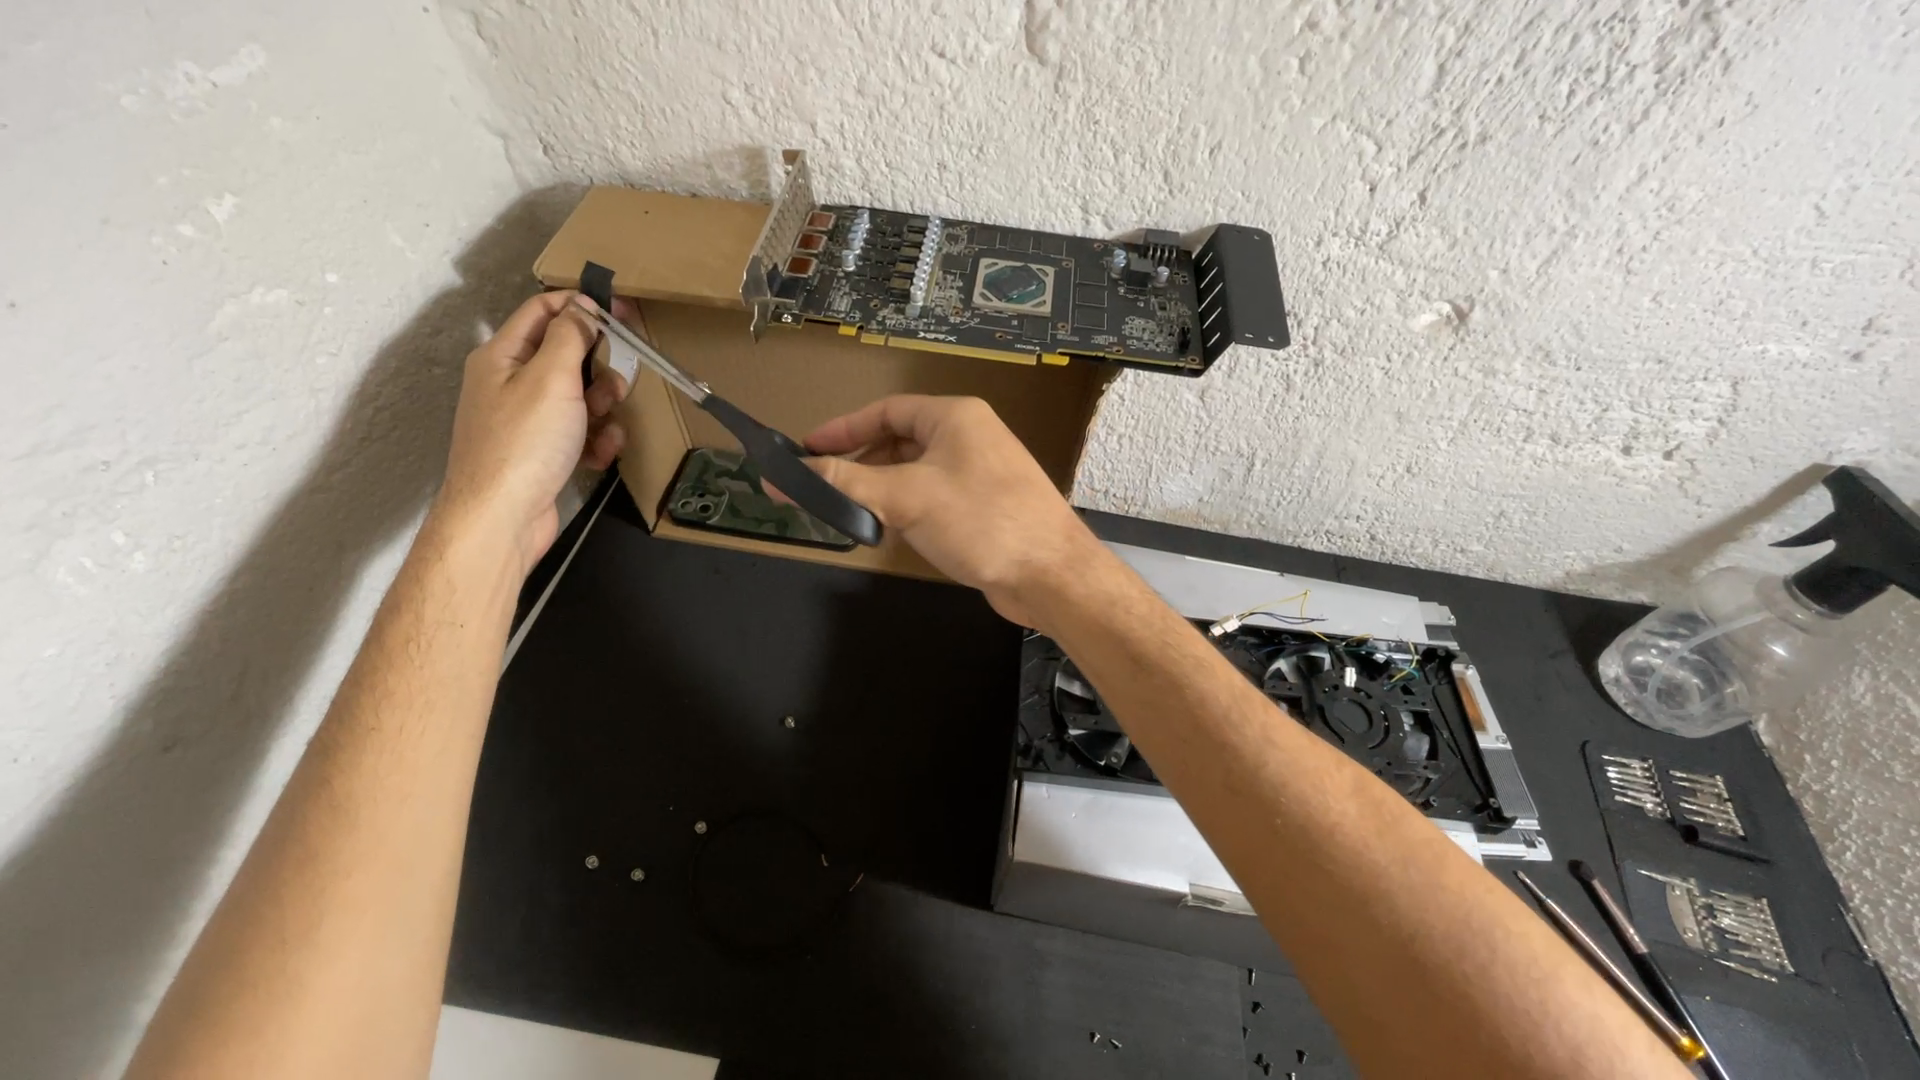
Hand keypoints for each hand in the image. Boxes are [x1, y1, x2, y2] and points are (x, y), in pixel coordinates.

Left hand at [430, 290, 632, 574]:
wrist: (501, 519)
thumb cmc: (524, 443)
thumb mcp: (551, 379)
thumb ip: (570, 336)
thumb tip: (581, 307)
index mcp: (502, 356)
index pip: (543, 310)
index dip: (583, 306)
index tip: (624, 315)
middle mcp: (509, 382)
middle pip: (566, 356)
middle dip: (599, 369)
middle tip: (618, 385)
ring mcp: (524, 420)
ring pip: (578, 397)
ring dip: (603, 409)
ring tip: (608, 427)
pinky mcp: (540, 452)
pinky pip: (577, 432)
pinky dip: (595, 440)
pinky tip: (600, 455)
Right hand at [802, 395, 1103, 625]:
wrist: (1051, 575)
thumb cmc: (981, 521)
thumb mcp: (905, 497)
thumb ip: (843, 483)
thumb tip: (780, 476)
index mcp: (955, 417)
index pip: (885, 411)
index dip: (842, 429)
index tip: (805, 450)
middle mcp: (969, 437)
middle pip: (898, 442)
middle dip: (859, 464)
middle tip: (821, 488)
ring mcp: (980, 474)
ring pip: (914, 474)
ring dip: (881, 491)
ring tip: (849, 513)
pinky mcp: (984, 508)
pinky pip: (932, 499)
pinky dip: (906, 511)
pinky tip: (889, 533)